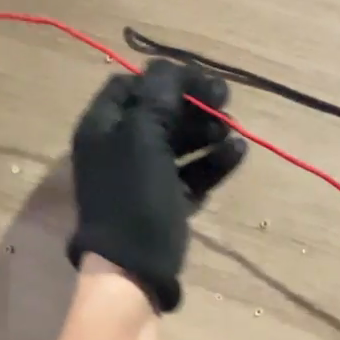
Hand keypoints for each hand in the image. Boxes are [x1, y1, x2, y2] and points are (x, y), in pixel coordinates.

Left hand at [69, 60, 246, 311]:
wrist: (132, 272)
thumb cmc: (134, 199)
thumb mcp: (143, 137)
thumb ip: (159, 96)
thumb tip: (172, 68)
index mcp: (102, 128)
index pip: (132, 85)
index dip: (167, 79)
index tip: (201, 83)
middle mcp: (118, 149)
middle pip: (159, 113)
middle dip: (193, 106)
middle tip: (225, 103)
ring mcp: (141, 179)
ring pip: (177, 144)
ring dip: (206, 133)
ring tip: (232, 132)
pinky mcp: (163, 205)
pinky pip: (189, 175)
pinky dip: (210, 163)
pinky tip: (237, 154)